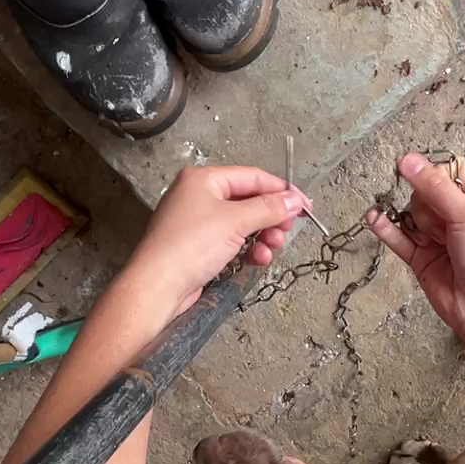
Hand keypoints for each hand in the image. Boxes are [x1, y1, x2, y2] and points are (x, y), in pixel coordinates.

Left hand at [125, 165, 308, 314]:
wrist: (160, 286)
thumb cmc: (191, 246)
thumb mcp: (236, 222)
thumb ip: (269, 208)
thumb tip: (295, 200)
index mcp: (204, 179)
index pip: (253, 177)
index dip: (281, 192)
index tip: (305, 207)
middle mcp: (201, 196)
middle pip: (250, 201)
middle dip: (271, 219)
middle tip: (286, 232)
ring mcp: (200, 222)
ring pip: (245, 224)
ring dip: (263, 237)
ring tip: (271, 249)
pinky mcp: (202, 247)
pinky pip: (234, 241)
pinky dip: (249, 249)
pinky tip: (257, 260)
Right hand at [366, 153, 464, 343]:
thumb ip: (435, 187)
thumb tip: (409, 161)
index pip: (451, 170)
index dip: (434, 170)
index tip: (418, 170)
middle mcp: (456, 217)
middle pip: (425, 192)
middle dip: (426, 204)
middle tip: (440, 224)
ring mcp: (436, 238)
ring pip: (410, 214)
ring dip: (407, 217)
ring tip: (426, 235)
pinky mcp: (420, 258)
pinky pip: (398, 238)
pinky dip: (385, 228)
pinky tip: (373, 217)